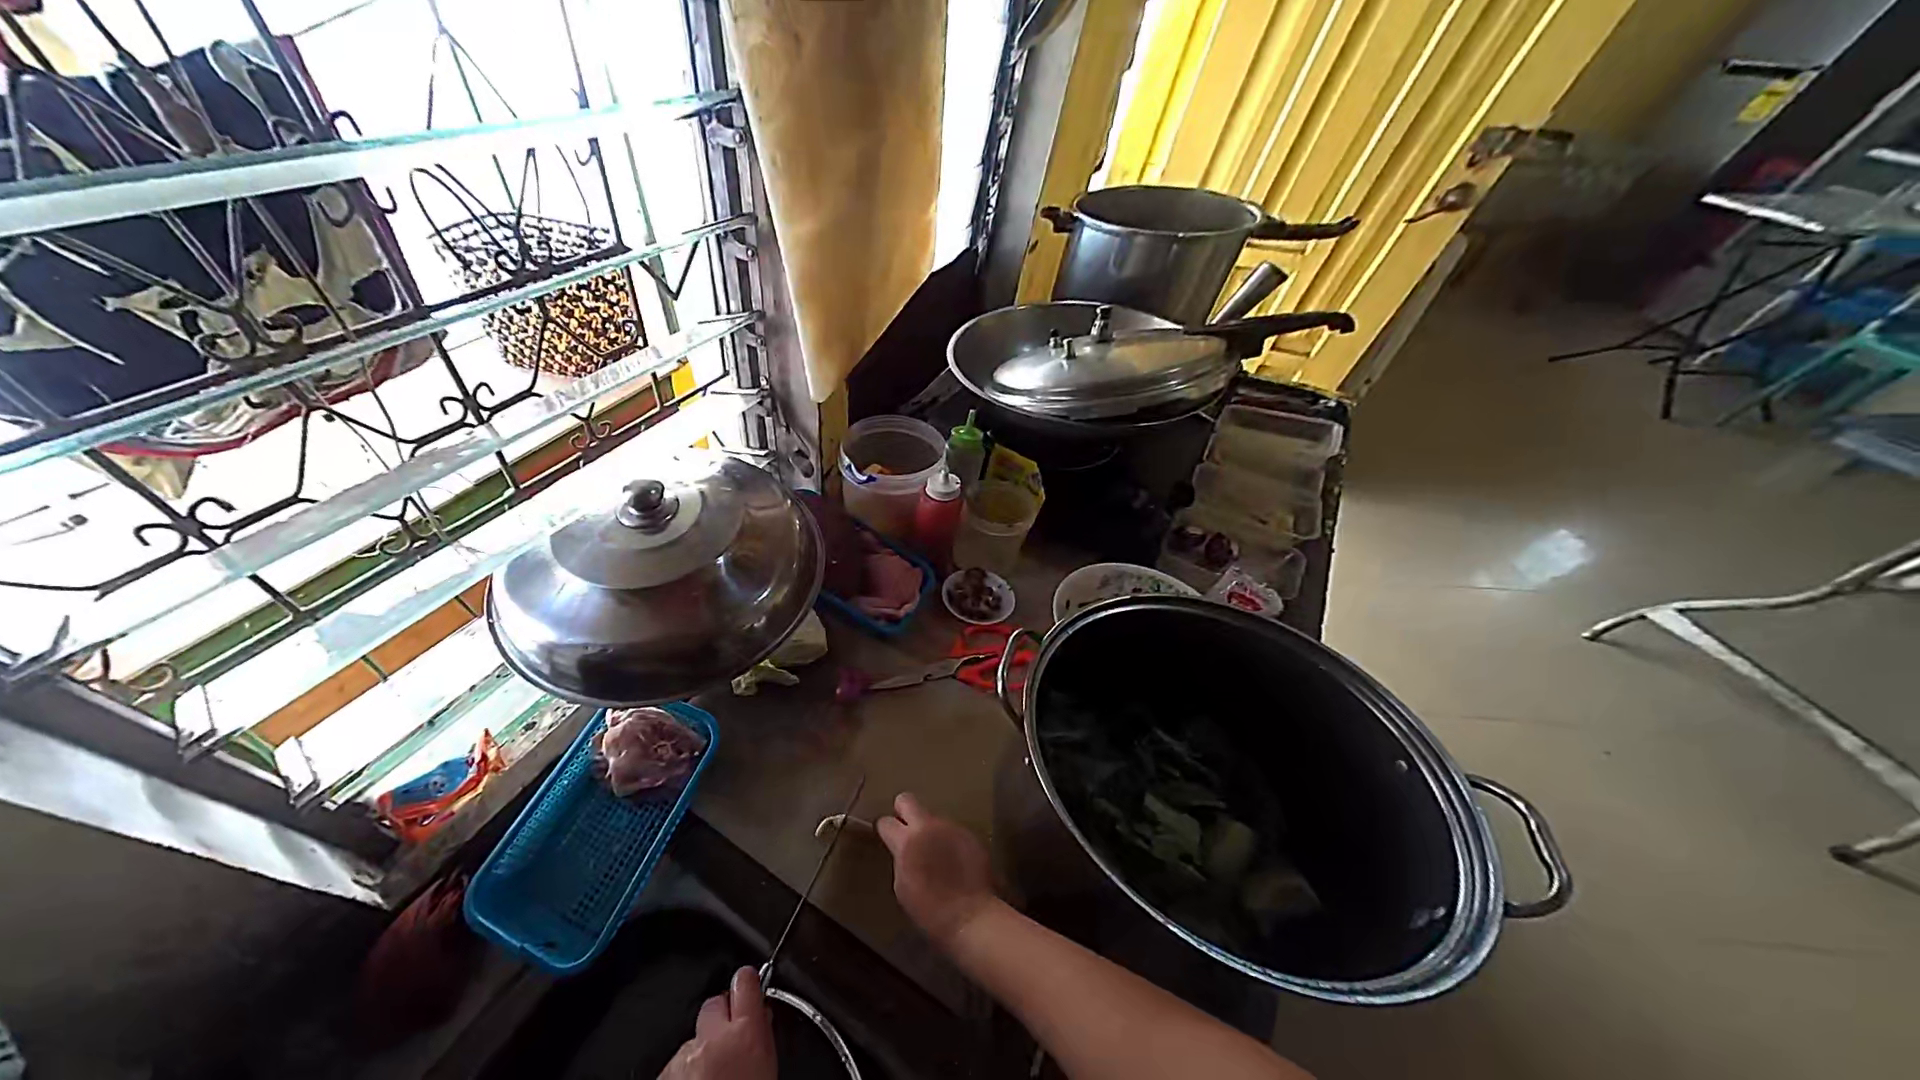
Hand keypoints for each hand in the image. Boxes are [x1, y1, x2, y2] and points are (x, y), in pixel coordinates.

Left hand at [658, 967, 776, 1079]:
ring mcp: (686, 1056)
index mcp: (745, 1033)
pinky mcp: (665, 1073)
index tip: (749, 982)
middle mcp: (713, 1039)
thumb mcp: (767, 1064)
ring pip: (695, 1033)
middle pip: (714, 1003)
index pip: (744, 981)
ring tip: (713, 1070)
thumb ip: (764, 1032)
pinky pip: (678, 1058)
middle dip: (722, 1014)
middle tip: (730, 1036)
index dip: (746, 980)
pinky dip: (686, 1067)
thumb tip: (761, 1014)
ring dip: (703, 1045)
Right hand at [875, 792, 999, 945]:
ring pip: (933, 818)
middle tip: (905, 828)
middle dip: (903, 810)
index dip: (886, 829)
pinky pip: (951, 831)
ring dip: (931, 831)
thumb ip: (900, 858)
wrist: (970, 914)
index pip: (886, 822)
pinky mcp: (969, 833)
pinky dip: (948, 840)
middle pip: (907, 800)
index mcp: (906, 841)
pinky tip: (954, 860)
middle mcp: (928, 826)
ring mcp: (951, 827)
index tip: (888, 837)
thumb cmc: (929, 909)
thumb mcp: (902, 886)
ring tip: (937, 855)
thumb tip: (902, 849)